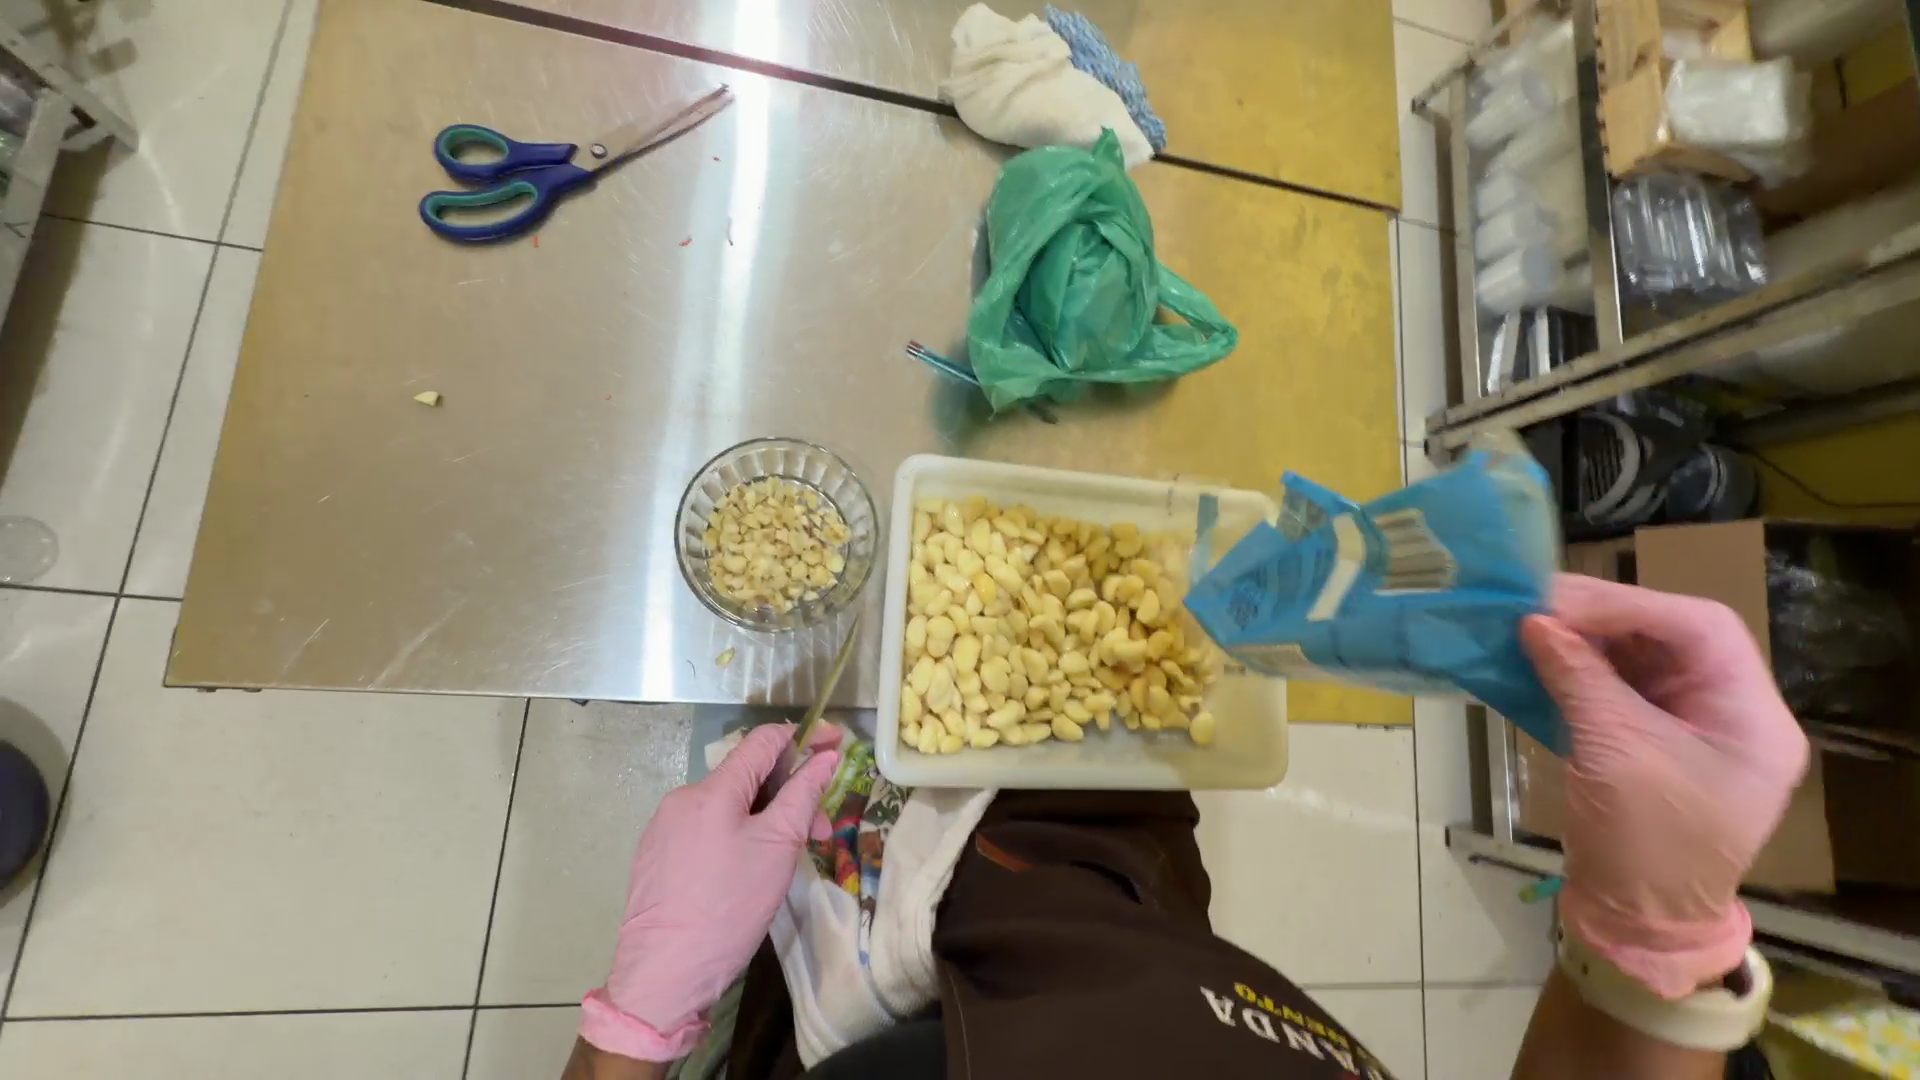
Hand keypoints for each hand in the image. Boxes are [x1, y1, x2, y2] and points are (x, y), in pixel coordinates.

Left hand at [578, 723, 840, 1061]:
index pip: (763, 741)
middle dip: (789, 793)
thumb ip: (804, 794)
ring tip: (786, 858)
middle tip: (819, 830)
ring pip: (729, 806)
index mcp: (713, 789)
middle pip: (747, 776)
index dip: (803, 738)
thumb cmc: (728, 906)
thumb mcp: (778, 846)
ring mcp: (664, 828)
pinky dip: (737, 835)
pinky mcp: (656, 856)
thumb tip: (826, 754)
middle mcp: (683, 797)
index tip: (834, 743)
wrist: (662, 978)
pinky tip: (748, 870)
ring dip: (766, 818)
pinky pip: (707, 829)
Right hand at [1520, 574, 1808, 999]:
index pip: (1698, 628)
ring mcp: (1683, 720)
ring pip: (1633, 653)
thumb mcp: (1613, 752)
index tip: (1554, 603)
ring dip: (1578, 636)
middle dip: (1597, 615)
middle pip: (1665, 634)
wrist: (1637, 912)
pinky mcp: (1643, 733)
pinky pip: (1609, 680)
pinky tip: (1531, 655)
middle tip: (1529, 604)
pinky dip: (1569, 664)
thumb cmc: (1645, 840)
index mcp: (1747, 715)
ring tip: (1522, 623)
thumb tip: (1533, 621)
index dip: (1626, 605)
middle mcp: (1723, 707)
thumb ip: (1577, 679)